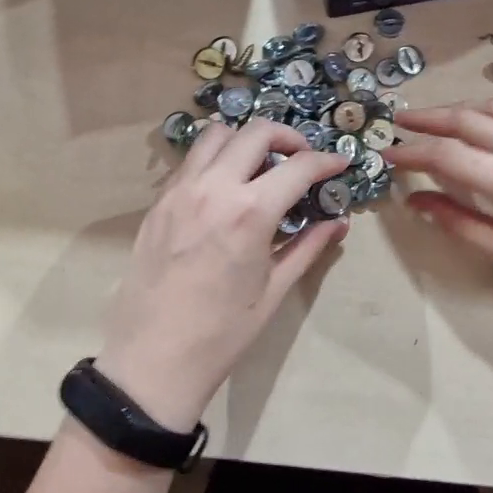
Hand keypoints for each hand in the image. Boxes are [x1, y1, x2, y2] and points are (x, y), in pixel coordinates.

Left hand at [97, 121, 350, 430]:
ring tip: (261, 165)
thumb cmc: (222, 332)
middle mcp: (214, 188)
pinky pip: (191, 161)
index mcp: (250, 212)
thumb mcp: (274, 290)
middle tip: (302, 158)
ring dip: (245, 140)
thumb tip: (338, 222)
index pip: (299, 166)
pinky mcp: (159, 202)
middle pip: (256, 132)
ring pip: (216, 135)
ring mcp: (180, 191)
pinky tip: (227, 187)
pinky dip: (215, 159)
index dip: (326, 161)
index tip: (339, 164)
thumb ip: (308, 246)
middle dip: (288, 137)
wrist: (153, 360)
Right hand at [386, 101, 492, 322]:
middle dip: (429, 118)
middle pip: (468, 120)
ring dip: (460, 109)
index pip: (448, 155)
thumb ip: (456, 220)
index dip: (412, 153)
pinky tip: (478, 128)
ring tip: (435, 119)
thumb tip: (416, 201)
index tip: (387, 154)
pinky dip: (490, 116)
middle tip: (401, 120)